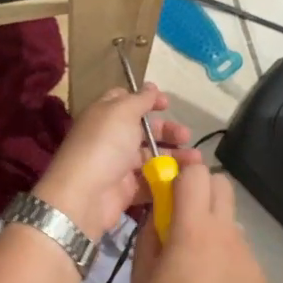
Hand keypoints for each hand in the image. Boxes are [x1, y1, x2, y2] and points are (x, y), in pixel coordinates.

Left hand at [33, 84, 189, 241]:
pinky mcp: (126, 190)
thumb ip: (140, 99)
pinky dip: (167, 180)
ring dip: (174, 156)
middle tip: (186, 136)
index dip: (147, 100)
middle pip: (144, 130)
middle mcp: (111, 138)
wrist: (86, 195)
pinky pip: (151, 182)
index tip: (168, 104)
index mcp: (105, 115)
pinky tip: (186, 179)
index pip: (126, 101)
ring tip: (196, 161)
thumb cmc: (104, 144)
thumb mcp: (122, 111)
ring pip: (151, 157)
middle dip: (168, 131)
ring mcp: (118, 165)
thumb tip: (150, 86)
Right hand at [131, 159, 267, 282]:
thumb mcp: (141, 275)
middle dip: (200, 189)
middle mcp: (227, 234)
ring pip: (230, 219)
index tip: (165, 186)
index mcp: (195, 230)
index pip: (196, 173)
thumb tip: (158, 210)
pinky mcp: (260, 278)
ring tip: (195, 263)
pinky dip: (224, 255)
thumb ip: (150, 232)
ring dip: (212, 225)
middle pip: (221, 184)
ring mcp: (248, 256)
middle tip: (181, 217)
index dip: (180, 172)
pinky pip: (239, 250)